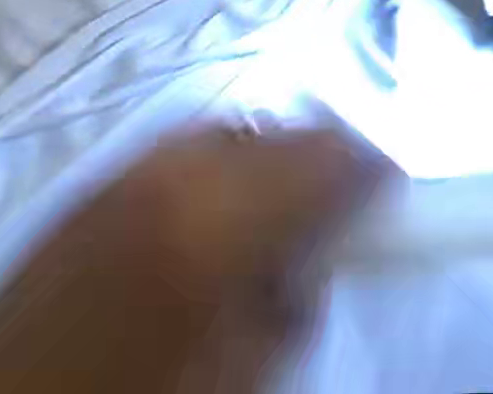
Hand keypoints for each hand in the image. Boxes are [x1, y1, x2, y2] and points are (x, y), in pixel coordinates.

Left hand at [0, 123, 393, 393]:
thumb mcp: (243, 367)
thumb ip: (301, 290)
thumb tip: (332, 241)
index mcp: (223, 219)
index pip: (338, 157)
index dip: (378, 168)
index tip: (394, 189)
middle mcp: (181, 169)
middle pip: (300, 129)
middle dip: (334, 158)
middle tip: (345, 199)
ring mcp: (133, 165)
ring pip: (251, 125)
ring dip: (283, 154)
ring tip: (282, 199)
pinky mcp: (99, 177)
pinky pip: (196, 140)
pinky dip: (231, 154)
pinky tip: (222, 197)